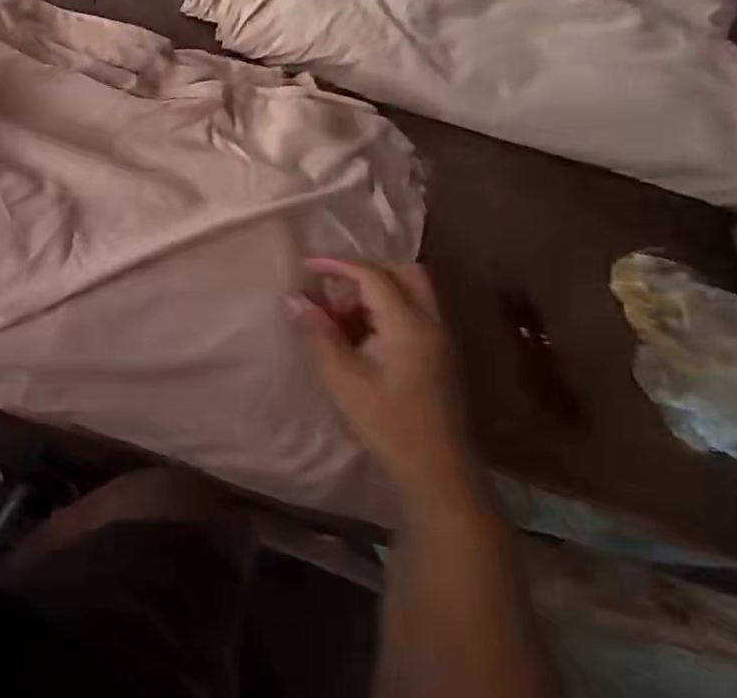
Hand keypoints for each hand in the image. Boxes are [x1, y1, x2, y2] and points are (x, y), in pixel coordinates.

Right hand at [290, 259, 481, 506]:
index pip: (373, 276)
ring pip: (410, 292)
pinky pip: (412, 313)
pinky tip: (357, 337)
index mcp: (410, 326)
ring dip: (372, 293)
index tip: (304, 267)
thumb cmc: (385, 422)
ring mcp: (441, 340)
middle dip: (363, 272)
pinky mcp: (439, 355)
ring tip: (337, 319)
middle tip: (329, 288)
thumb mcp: (341, 376)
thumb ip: (319, 331)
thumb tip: (296, 297)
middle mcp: (433, 324)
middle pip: (404, 272)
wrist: (436, 471)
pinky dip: (383, 311)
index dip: (337, 265)